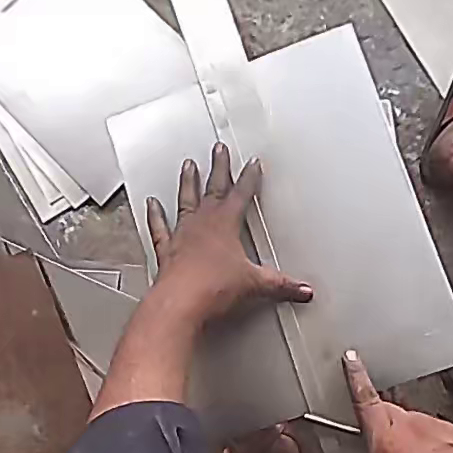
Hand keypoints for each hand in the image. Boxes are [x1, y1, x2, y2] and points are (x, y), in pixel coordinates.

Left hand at [146, 143, 312, 324]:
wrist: (180, 303)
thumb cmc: (212, 289)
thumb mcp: (254, 285)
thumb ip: (280, 285)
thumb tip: (300, 290)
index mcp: (225, 225)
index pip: (241, 194)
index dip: (249, 178)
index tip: (252, 163)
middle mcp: (202, 224)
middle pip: (213, 188)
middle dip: (218, 167)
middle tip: (218, 149)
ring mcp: (181, 235)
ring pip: (185, 200)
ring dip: (187, 182)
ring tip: (187, 166)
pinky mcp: (166, 251)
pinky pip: (159, 228)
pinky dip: (155, 216)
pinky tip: (151, 205)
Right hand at [316, 350, 452, 452]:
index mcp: (386, 442)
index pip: (366, 399)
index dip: (355, 376)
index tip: (350, 358)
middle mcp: (412, 428)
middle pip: (387, 410)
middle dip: (378, 423)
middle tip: (379, 451)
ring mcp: (438, 429)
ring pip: (410, 419)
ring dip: (403, 434)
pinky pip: (434, 428)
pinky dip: (427, 441)